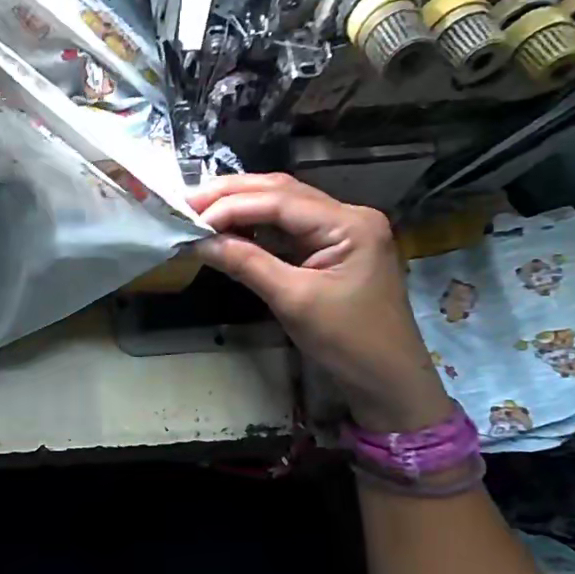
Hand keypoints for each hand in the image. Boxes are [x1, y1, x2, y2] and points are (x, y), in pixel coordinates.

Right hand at [189, 175, 454, 431]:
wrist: (388, 380)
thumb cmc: (348, 343)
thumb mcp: (294, 301)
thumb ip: (247, 264)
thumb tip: (199, 241)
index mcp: (350, 223)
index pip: (280, 200)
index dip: (231, 205)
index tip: (190, 216)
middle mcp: (348, 216)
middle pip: (282, 192)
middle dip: (232, 195)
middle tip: (187, 202)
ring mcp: (341, 232)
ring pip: (283, 207)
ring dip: (241, 208)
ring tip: (199, 211)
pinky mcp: (331, 250)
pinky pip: (288, 230)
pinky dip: (255, 229)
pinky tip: (227, 230)